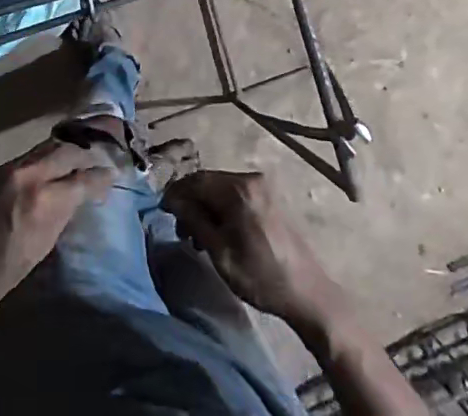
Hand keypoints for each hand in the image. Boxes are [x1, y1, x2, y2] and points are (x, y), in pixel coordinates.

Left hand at [0, 138, 114, 323]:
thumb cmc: (4, 270)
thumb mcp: (45, 242)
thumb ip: (66, 210)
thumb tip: (84, 191)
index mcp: (43, 200)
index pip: (83, 178)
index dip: (101, 176)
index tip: (113, 176)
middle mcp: (28, 175)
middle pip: (68, 151)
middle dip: (88, 156)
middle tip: (101, 162)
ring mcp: (11, 168)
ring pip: (50, 147)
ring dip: (69, 151)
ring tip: (82, 160)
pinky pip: (33, 154)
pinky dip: (50, 156)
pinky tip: (56, 165)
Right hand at [163, 170, 343, 328]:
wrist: (305, 289)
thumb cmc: (260, 276)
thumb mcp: (220, 253)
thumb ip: (195, 221)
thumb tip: (174, 201)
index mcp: (240, 189)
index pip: (197, 180)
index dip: (176, 194)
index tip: (162, 212)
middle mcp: (252, 178)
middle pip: (209, 181)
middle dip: (191, 202)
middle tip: (180, 231)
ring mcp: (263, 185)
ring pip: (221, 187)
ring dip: (205, 206)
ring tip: (198, 237)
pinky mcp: (269, 195)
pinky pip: (236, 193)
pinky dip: (222, 207)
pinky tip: (218, 231)